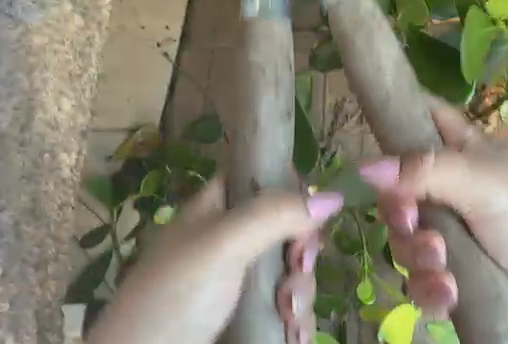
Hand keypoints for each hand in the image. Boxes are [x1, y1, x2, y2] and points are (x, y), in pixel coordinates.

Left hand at [87, 178, 343, 343]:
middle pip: (289, 228)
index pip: (262, 178)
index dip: (291, 188)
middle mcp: (231, 245)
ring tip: (289, 314)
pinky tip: (294, 333)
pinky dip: (298, 322)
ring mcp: (240, 288)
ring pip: (294, 273)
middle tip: (299, 267)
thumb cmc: (173, 298)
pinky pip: (290, 312)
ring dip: (302, 291)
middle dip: (304, 248)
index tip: (310, 208)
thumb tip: (334, 195)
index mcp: (216, 210)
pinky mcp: (250, 325)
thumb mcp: (221, 244)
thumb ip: (275, 214)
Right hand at [355, 102, 507, 339]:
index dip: (393, 116)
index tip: (366, 130)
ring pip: (403, 239)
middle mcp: (447, 187)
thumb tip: (365, 167)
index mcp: (458, 148)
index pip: (418, 116)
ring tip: (442, 261)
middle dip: (399, 210)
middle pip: (396, 189)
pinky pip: (418, 281)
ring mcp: (447, 233)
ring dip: (416, 254)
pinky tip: (450, 292)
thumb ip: (424, 170)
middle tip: (412, 221)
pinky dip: (430, 289)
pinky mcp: (450, 277)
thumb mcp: (479, 179)